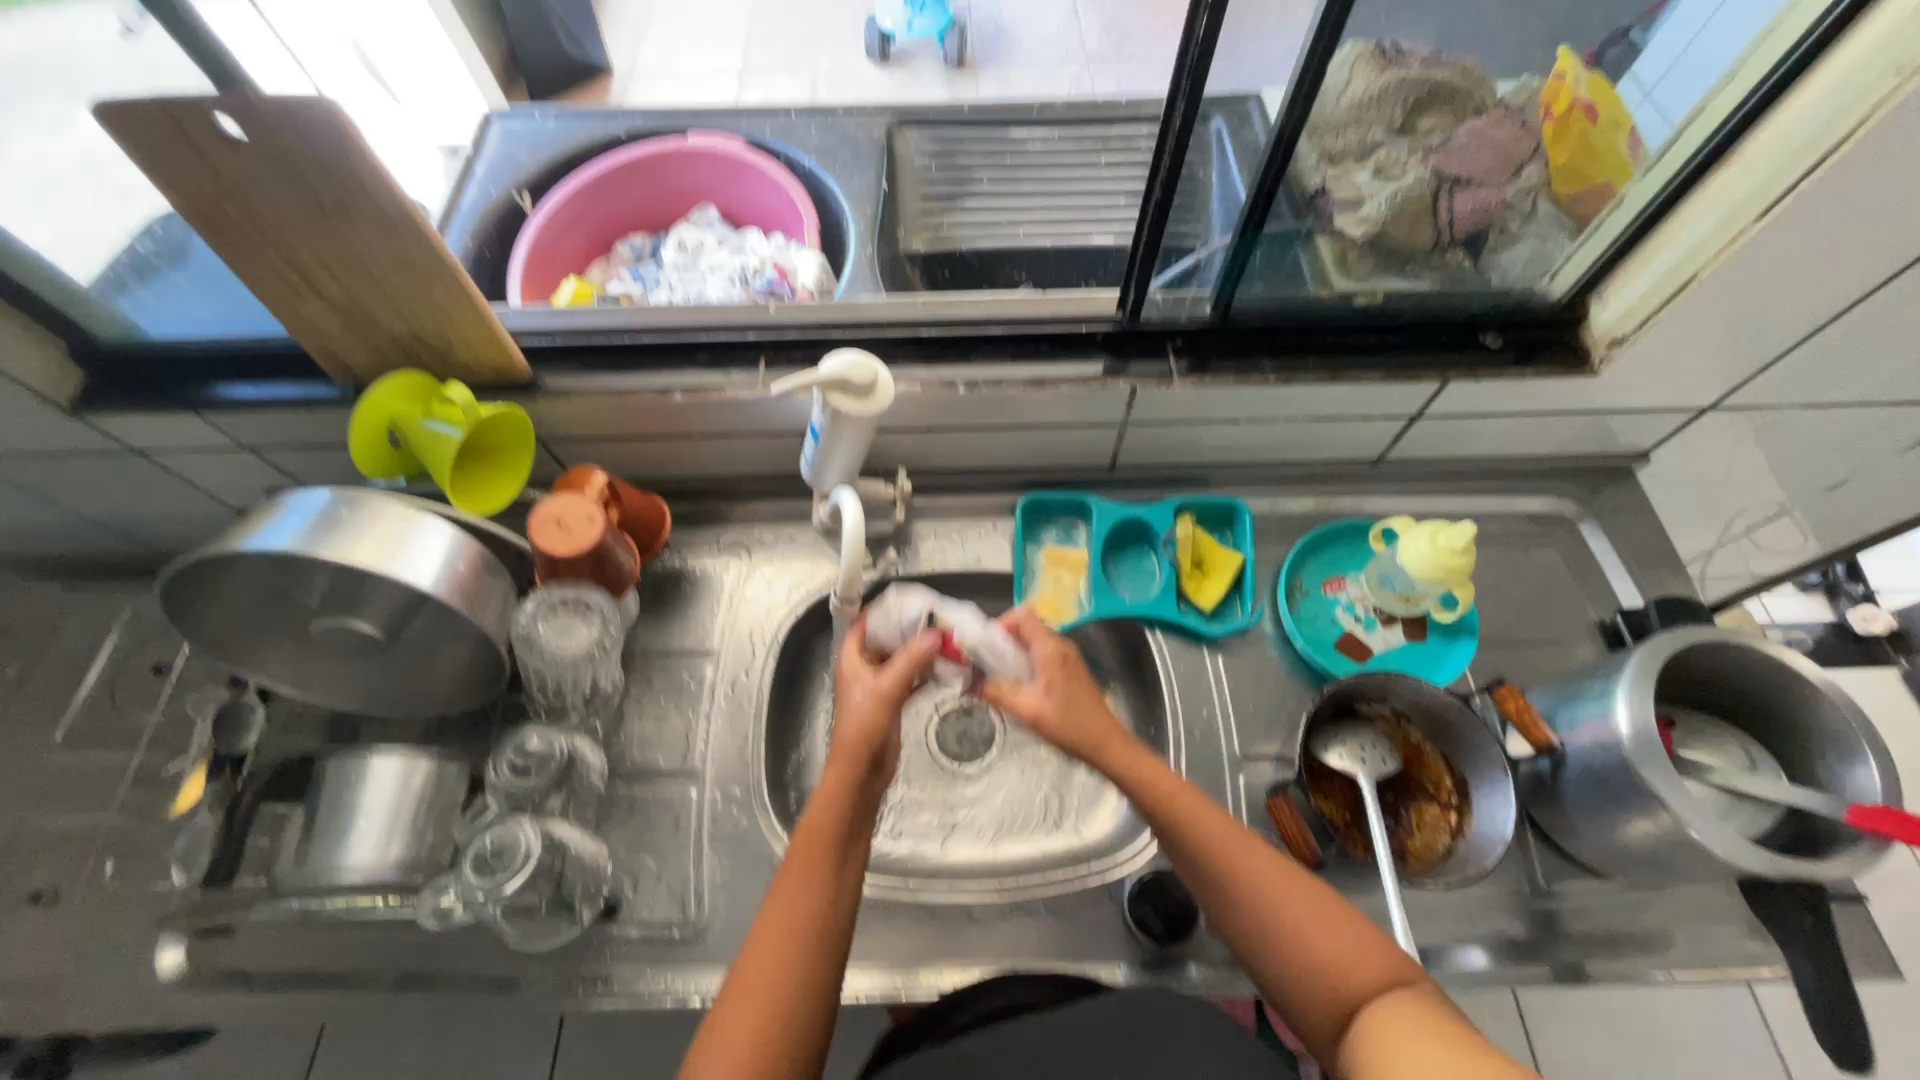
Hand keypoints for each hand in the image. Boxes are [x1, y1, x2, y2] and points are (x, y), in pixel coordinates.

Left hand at [830, 617, 941, 786]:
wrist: (862, 770)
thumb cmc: (864, 725)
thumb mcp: (887, 688)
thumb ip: (912, 660)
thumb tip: (937, 634)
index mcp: (852, 658)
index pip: (865, 623)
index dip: (884, 609)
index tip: (911, 598)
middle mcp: (864, 667)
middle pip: (887, 639)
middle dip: (910, 629)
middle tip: (938, 618)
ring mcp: (879, 684)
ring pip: (901, 659)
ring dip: (921, 651)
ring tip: (947, 638)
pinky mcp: (893, 700)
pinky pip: (910, 678)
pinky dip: (925, 672)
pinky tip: (946, 666)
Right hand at [977, 608, 1134, 766]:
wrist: (1106, 742)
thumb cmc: (1068, 724)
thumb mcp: (1027, 710)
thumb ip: (997, 692)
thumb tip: (971, 684)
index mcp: (1050, 648)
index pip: (1023, 615)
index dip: (1001, 623)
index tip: (987, 646)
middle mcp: (1061, 645)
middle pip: (1027, 627)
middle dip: (1004, 641)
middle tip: (988, 664)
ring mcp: (1069, 656)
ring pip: (1035, 641)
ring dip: (1015, 653)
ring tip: (1001, 677)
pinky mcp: (1071, 669)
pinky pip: (1044, 654)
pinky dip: (1028, 662)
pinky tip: (1022, 687)